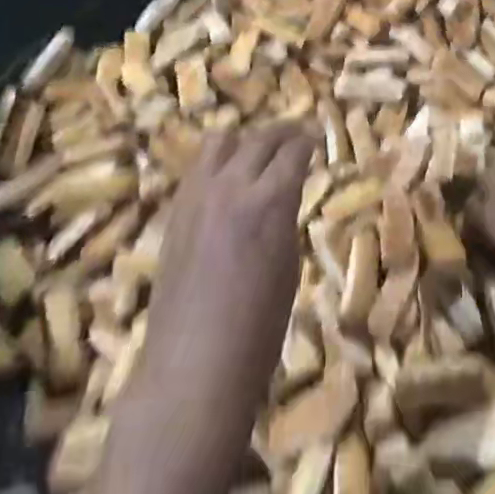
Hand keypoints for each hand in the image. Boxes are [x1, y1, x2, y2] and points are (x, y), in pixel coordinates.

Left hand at [140, 123, 312, 390]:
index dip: (310, 139)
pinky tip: (230, 179)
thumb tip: (283, 194)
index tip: (319, 137)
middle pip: (260, 138)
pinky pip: (198, 169)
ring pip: (219, 141)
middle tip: (299, 135)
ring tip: (260, 151)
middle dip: (284, 132)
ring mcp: (196, 197)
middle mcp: (231, 187)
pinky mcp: (174, 213)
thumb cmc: (261, 322)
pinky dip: (219, 163)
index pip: (294, 149)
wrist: (195, 362)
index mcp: (270, 200)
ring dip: (245, 140)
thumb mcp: (289, 259)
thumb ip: (285, 215)